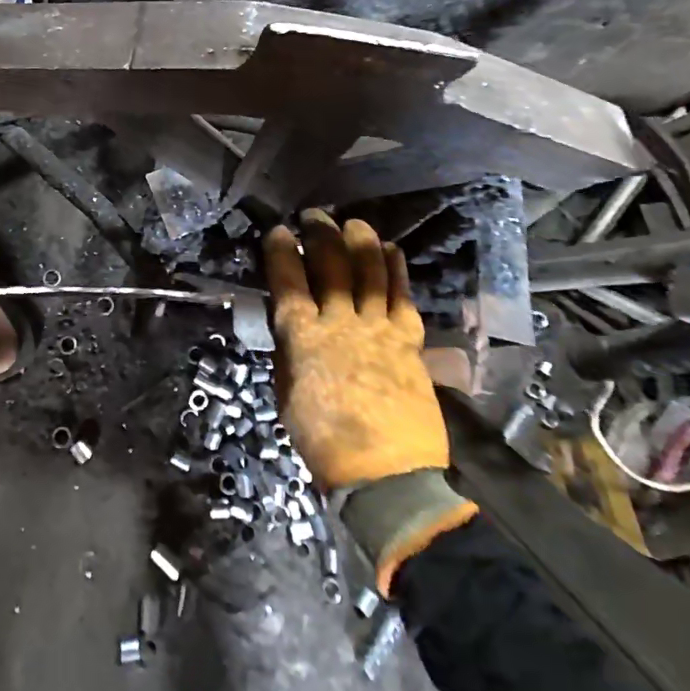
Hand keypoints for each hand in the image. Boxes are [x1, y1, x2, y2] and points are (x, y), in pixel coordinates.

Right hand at [263, 209, 440, 488]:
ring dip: (361, 241)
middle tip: (316, 216)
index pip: (288, 282)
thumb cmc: (326, 443)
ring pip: (369, 271)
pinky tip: (392, 251)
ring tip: (354, 224)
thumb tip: (294, 323)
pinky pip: (402, 294)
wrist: (387, 474)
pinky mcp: (409, 338)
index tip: (280, 231)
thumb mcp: (289, 395)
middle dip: (321, 234)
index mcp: (303, 340)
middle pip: (331, 265)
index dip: (282, 252)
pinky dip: (396, 268)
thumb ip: (291, 352)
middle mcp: (341, 323)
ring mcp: (379, 328)